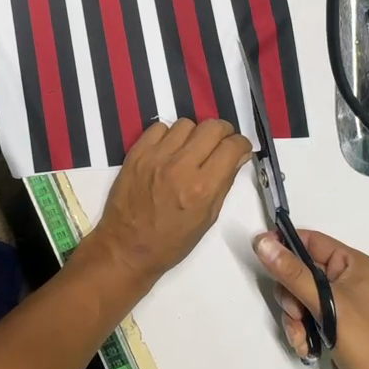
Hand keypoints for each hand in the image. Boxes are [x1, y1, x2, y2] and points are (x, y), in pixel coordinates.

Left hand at [74, 119, 251, 289]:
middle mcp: (180, 166)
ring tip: (192, 149)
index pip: (232, 147)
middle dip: (223, 132)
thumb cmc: (172, 241)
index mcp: (202, 188)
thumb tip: (238, 155)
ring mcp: (155, 156)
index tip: (240, 148)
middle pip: (211, 127)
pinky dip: (168, 135)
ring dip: (194, 134)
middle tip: (220, 144)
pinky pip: (159, 127)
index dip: (241, 144)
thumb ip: (225, 182)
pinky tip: (169, 150)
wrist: (127, 245)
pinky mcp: (136, 152)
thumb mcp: (208, 218)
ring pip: (186, 124)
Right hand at [254, 229, 368, 368]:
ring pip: (298, 297)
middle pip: (300, 271)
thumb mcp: (328, 304)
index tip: (260, 254)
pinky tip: (306, 348)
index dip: (284, 245)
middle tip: (296, 311)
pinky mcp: (335, 330)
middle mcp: (348, 282)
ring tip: (303, 336)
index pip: (311, 241)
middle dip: (290, 294)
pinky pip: (306, 319)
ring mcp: (342, 307)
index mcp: (355, 266)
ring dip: (294, 317)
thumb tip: (260, 240)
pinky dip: (301, 332)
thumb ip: (292, 272)